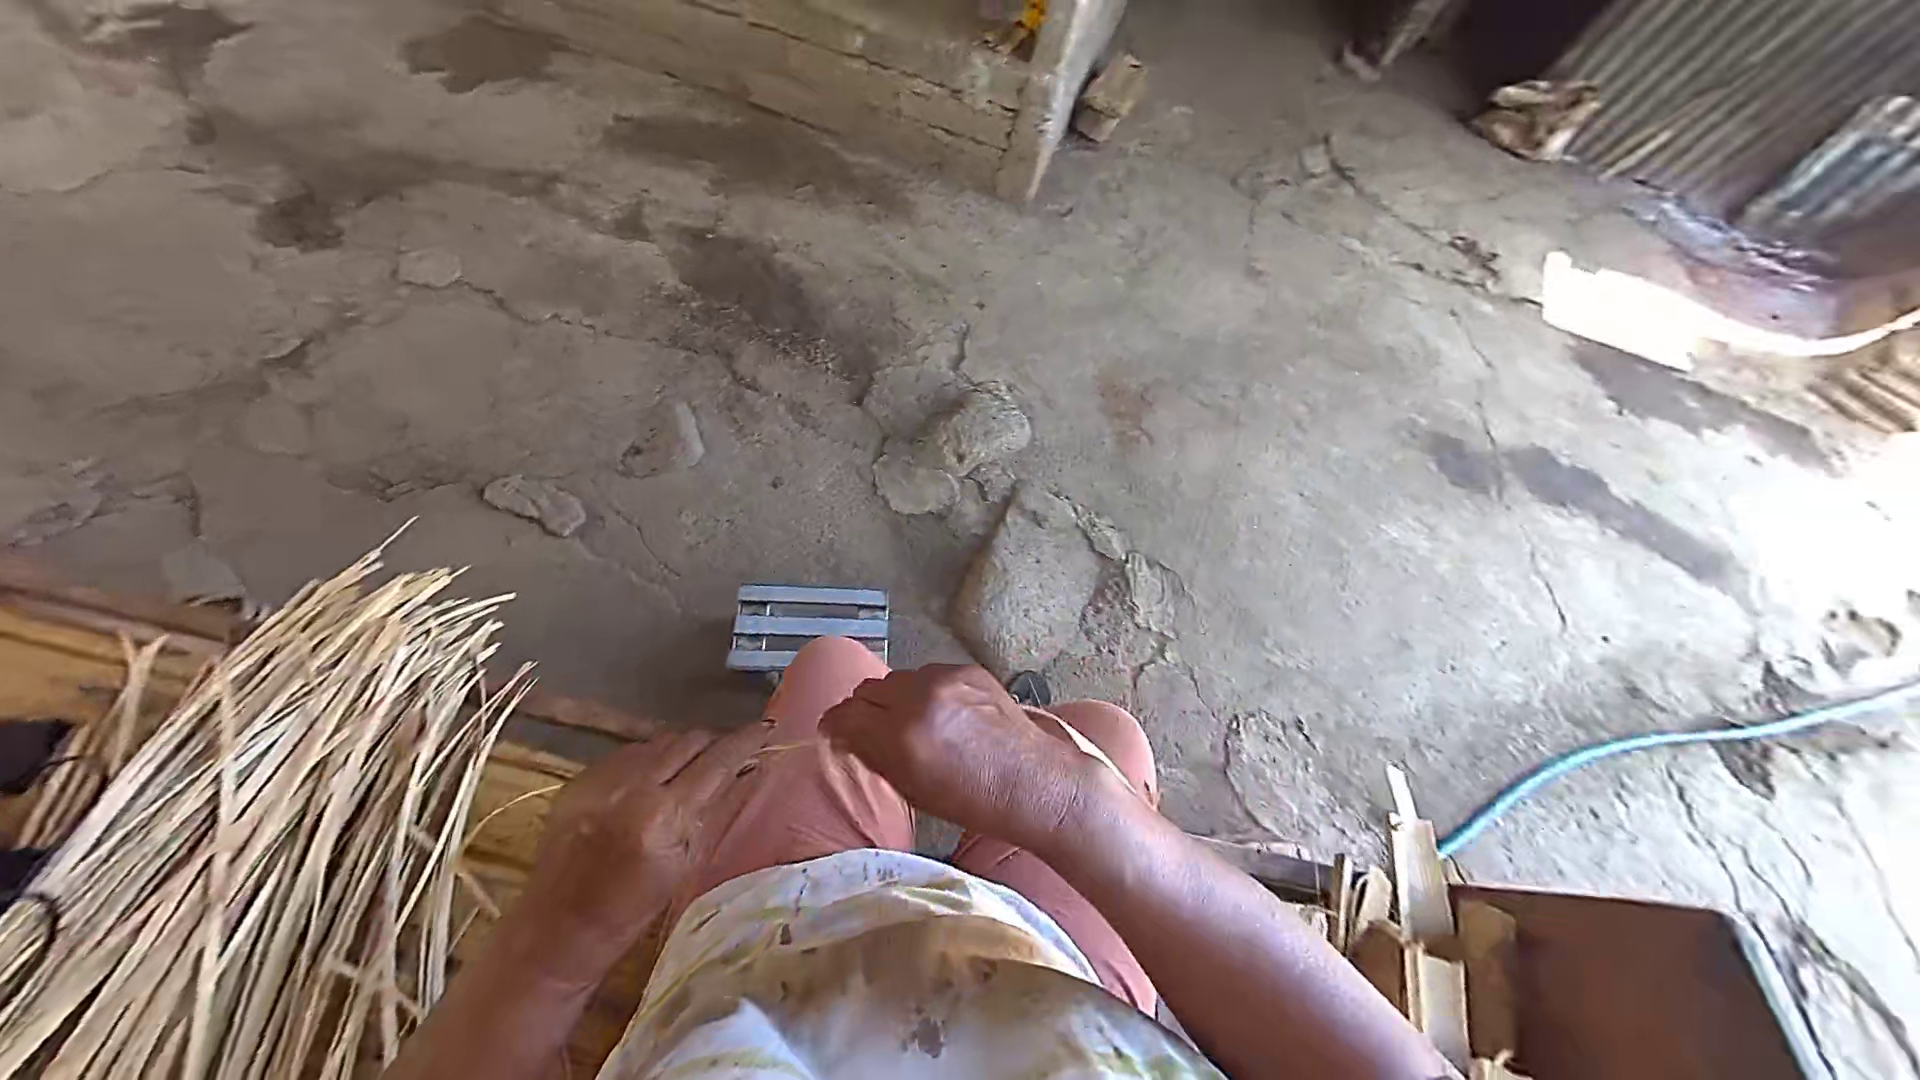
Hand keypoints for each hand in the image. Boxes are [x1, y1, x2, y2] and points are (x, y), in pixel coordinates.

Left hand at [512, 725, 768, 975]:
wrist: (555, 931)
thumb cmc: (632, 911)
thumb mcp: (688, 862)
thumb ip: (720, 806)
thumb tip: (754, 768)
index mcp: (664, 815)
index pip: (718, 760)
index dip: (746, 740)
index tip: (766, 729)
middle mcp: (632, 787)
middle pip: (691, 739)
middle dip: (716, 741)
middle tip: (731, 753)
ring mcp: (602, 779)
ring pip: (662, 740)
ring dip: (685, 748)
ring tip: (693, 768)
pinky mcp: (582, 778)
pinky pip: (632, 751)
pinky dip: (652, 758)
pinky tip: (653, 781)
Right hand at [820, 665, 1112, 849]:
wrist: (1031, 781)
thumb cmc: (973, 799)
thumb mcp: (912, 788)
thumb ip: (873, 754)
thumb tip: (846, 733)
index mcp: (902, 736)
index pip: (845, 714)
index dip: (835, 724)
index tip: (835, 731)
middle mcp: (920, 699)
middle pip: (867, 689)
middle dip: (864, 709)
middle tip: (872, 729)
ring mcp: (946, 679)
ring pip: (897, 678)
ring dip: (895, 697)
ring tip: (914, 721)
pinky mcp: (966, 669)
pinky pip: (928, 673)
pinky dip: (926, 690)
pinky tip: (942, 712)